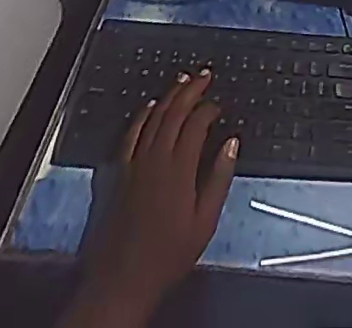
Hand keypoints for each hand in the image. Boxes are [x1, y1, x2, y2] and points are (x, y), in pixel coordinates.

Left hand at [60, 70, 237, 327]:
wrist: (122, 277)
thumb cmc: (168, 254)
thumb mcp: (204, 222)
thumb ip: (219, 178)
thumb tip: (232, 143)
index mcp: (179, 169)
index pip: (196, 124)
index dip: (209, 109)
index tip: (219, 105)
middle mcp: (155, 158)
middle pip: (174, 112)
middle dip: (191, 89)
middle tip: (204, 74)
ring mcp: (134, 161)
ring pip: (153, 116)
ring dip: (169, 95)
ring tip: (183, 79)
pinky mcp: (118, 169)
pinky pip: (131, 132)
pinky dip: (142, 114)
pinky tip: (150, 104)